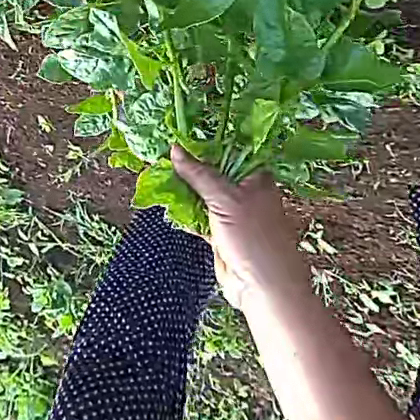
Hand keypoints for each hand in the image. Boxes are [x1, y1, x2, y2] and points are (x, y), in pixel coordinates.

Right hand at [172, 146, 311, 310]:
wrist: (262, 286)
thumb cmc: (252, 236)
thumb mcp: (224, 198)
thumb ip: (199, 174)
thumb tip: (175, 148)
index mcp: (255, 175)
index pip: (229, 149)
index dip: (206, 142)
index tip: (179, 134)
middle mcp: (245, 190)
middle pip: (214, 172)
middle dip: (190, 167)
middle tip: (162, 155)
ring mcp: (233, 212)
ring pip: (204, 195)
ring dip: (184, 190)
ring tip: (157, 175)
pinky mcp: (221, 232)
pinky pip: (200, 216)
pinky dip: (185, 212)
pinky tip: (165, 202)